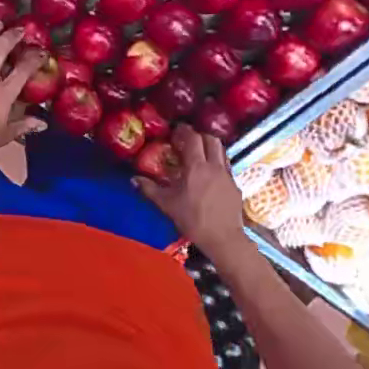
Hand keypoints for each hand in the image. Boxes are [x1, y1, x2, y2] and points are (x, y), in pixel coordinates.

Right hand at [136, 125, 246, 255]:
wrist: (223, 238)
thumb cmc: (192, 220)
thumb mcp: (167, 205)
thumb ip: (150, 190)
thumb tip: (133, 180)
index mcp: (196, 167)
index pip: (193, 138)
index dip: (185, 131)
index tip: (177, 130)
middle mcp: (214, 166)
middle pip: (211, 139)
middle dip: (200, 135)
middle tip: (189, 140)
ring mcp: (227, 175)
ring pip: (222, 151)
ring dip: (211, 148)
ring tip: (201, 155)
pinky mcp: (235, 186)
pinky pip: (227, 167)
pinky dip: (218, 164)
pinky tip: (211, 176)